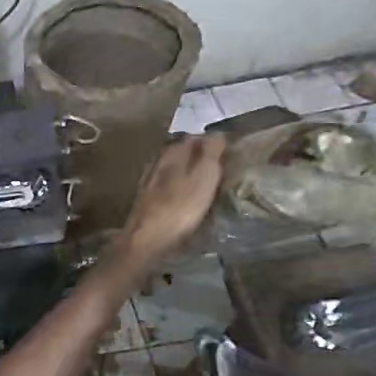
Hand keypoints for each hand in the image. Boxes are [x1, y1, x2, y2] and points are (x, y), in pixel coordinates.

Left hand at [113, 135, 225, 271]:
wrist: (145, 241)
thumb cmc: (179, 209)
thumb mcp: (204, 177)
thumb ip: (211, 153)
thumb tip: (217, 133)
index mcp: (172, 152)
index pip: (196, 137)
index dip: (214, 143)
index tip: (230, 153)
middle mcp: (157, 162)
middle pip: (184, 154)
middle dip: (201, 159)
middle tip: (222, 170)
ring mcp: (148, 183)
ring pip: (175, 172)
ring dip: (190, 175)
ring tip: (209, 186)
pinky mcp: (146, 203)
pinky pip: (169, 189)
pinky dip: (181, 191)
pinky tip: (188, 201)